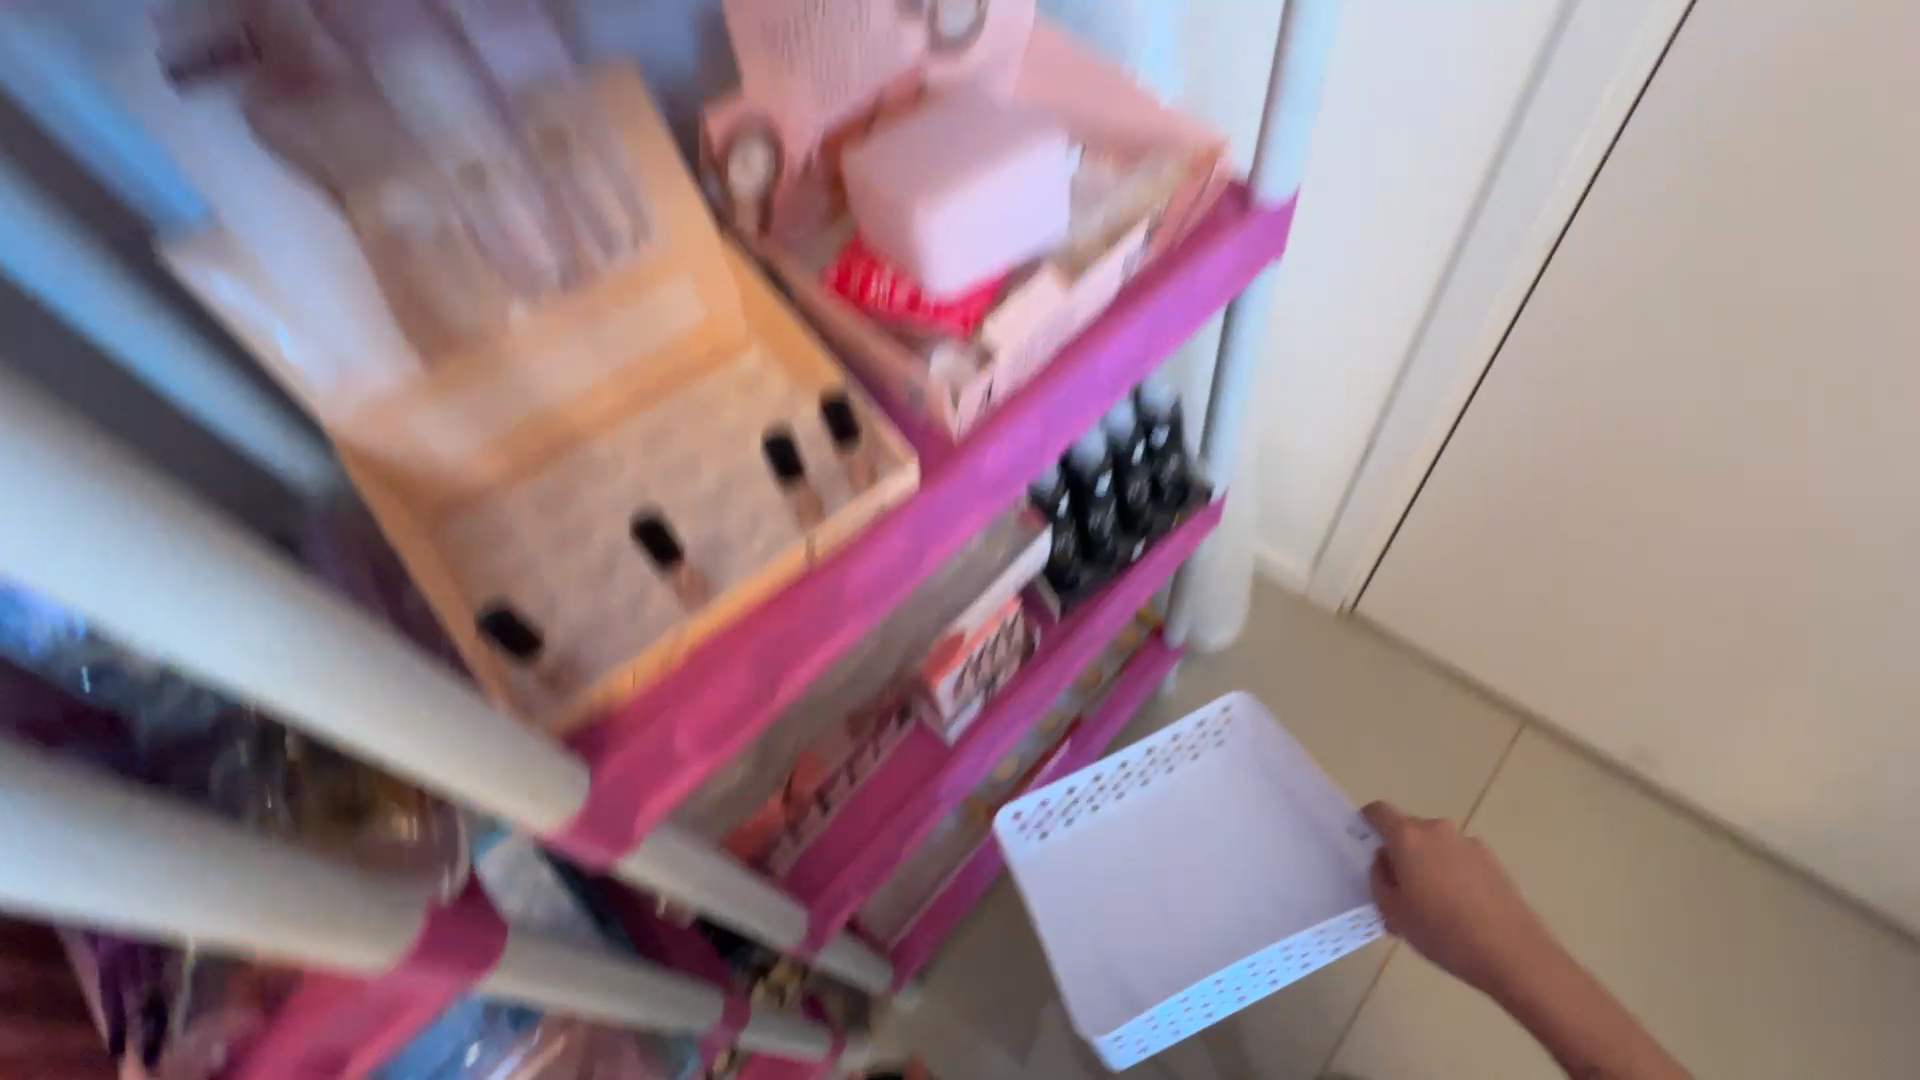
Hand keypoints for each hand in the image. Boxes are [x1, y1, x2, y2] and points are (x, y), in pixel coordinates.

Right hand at [1362, 801, 1564, 999]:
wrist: (1515, 956)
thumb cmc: (1443, 933)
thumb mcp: (1393, 912)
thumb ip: (1379, 880)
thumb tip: (1385, 863)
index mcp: (1407, 837)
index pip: (1378, 811)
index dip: (1367, 824)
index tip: (1365, 847)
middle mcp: (1438, 831)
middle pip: (1408, 831)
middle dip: (1400, 852)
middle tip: (1401, 889)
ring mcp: (1470, 845)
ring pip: (1436, 847)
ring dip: (1428, 865)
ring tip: (1434, 906)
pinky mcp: (1494, 863)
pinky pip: (1460, 860)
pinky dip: (1454, 876)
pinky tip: (1462, 911)